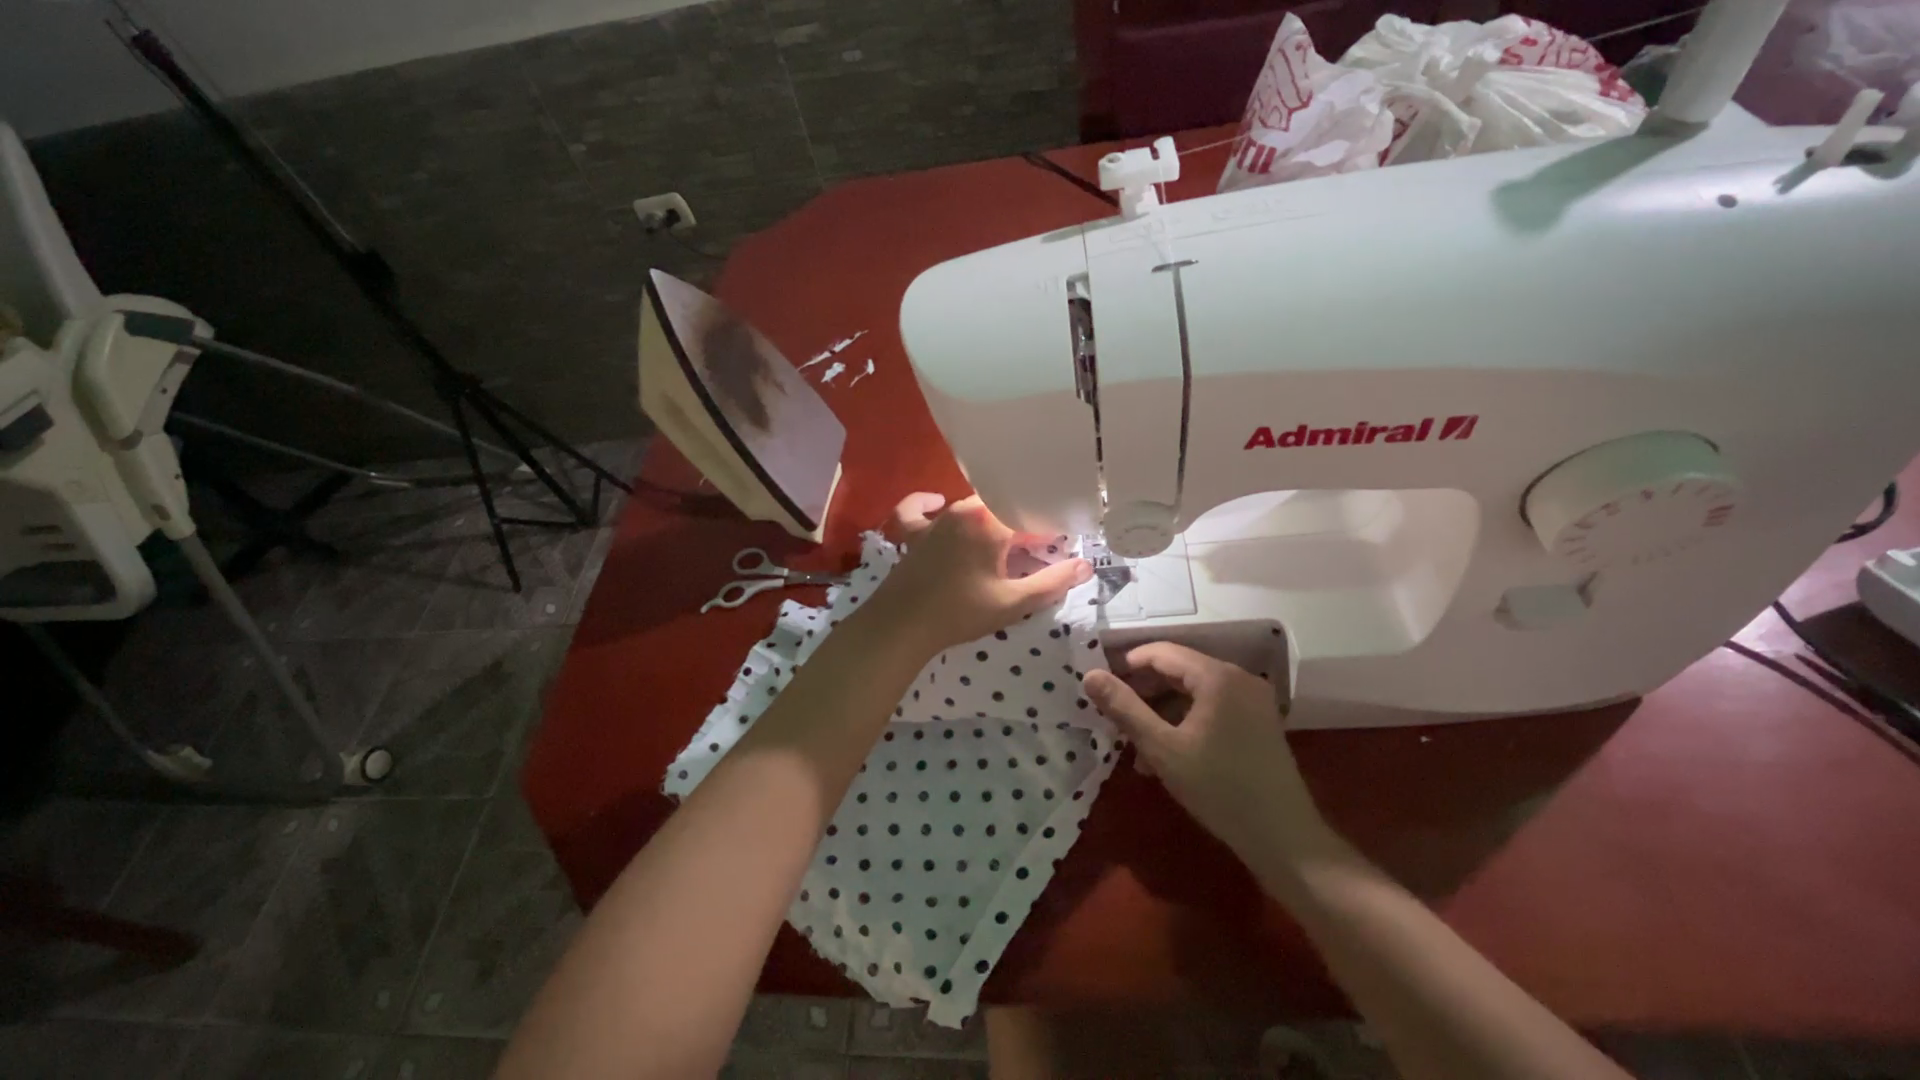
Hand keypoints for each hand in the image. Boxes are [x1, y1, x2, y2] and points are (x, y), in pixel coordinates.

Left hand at [864, 492, 1091, 654]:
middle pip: (1001, 508)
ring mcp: (935, 520)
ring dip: (989, 518)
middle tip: (1037, 546)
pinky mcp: (913, 533)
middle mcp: (963, 510)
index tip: (1062, 546)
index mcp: (990, 522)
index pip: (1031, 517)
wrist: (900, 625)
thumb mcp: (1012, 603)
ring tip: (1005, 538)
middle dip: (1022, 523)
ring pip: (970, 508)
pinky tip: (936, 502)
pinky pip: (919, 509)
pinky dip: (927, 503)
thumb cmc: (959, 613)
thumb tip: (1086, 565)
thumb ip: (1052, 583)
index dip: (1050, 532)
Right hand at [1082, 644, 1329, 863]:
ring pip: (1195, 693)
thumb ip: (1124, 709)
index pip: (1162, 653)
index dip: (1127, 665)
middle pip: (1180, 671)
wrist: (1282, 835)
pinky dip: (1187, 723)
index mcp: (1217, 677)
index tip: (1102, 688)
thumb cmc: (1218, 788)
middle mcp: (1240, 679)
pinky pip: (1214, 709)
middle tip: (1115, 719)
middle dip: (1144, 693)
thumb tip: (1090, 676)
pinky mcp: (1259, 723)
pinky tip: (1168, 756)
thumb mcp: (1162, 749)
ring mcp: (1254, 701)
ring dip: (1163, 713)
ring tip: (1137, 747)